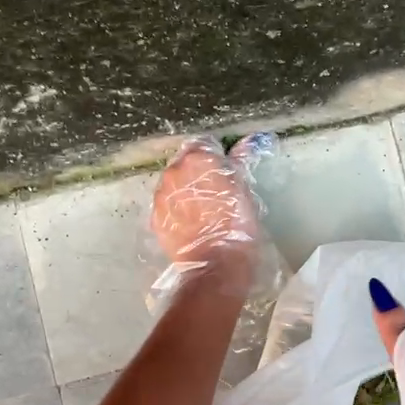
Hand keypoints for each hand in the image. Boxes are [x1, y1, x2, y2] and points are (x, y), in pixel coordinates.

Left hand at [151, 136, 263, 268]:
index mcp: (199, 158)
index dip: (218, 156)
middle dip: (199, 171)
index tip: (227, 171)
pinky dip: (177, 208)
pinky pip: (167, 204)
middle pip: (186, 161)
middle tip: (216, 191)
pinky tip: (192, 223)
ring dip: (186, 189)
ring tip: (203, 210)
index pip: (207, 144)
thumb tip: (249, 141)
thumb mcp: (245, 189)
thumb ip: (242, 161)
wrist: (216, 263)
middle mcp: (174, 170)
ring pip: (175, 182)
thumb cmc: (238, 224)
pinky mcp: (155, 216)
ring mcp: (161, 194)